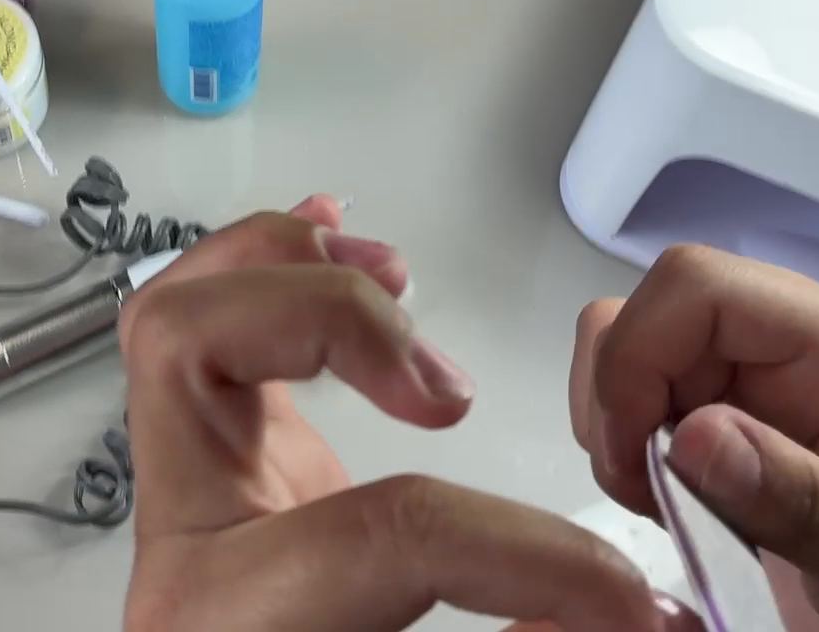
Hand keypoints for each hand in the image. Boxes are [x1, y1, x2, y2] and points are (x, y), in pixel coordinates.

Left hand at [119, 199, 694, 631]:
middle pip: (187, 344)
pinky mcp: (213, 431)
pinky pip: (206, 315)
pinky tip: (329, 225)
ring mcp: (181, 460)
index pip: (370, 530)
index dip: (516, 546)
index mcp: (223, 610)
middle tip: (438, 371)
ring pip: (176, 308)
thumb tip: (642, 608)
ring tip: (388, 272)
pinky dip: (267, 257)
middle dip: (329, 314)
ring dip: (282, 258)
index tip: (621, 585)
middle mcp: (176, 515)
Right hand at [570, 244, 818, 631]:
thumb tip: (691, 436)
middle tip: (635, 484)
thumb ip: (810, 505)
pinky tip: (653, 486)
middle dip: (616, 393)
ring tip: (647, 491)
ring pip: (617, 338)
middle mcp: (771, 334)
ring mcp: (731, 362)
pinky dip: (612, 430)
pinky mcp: (700, 392)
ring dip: (608, 414)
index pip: (699, 284)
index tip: (634, 446)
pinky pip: (619, 380)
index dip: (642, 345)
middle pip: (645, 310)